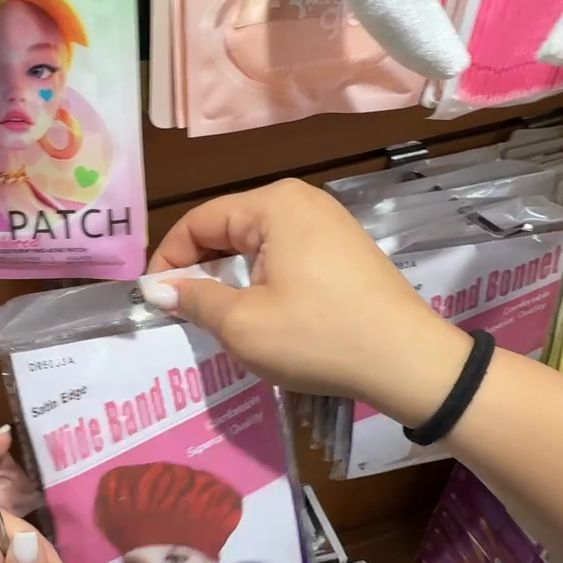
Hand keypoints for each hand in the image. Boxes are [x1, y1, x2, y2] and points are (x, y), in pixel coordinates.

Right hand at [143, 179, 470, 424]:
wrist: (409, 362)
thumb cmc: (318, 337)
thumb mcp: (242, 324)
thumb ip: (194, 298)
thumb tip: (156, 287)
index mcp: (272, 205)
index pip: (198, 220)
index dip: (168, 258)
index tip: (153, 297)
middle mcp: (299, 200)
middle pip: (227, 227)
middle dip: (198, 266)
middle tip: (181, 309)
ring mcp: (327, 222)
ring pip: (254, 242)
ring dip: (228, 274)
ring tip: (214, 313)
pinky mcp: (342, 247)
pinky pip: (283, 253)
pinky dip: (259, 277)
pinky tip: (257, 309)